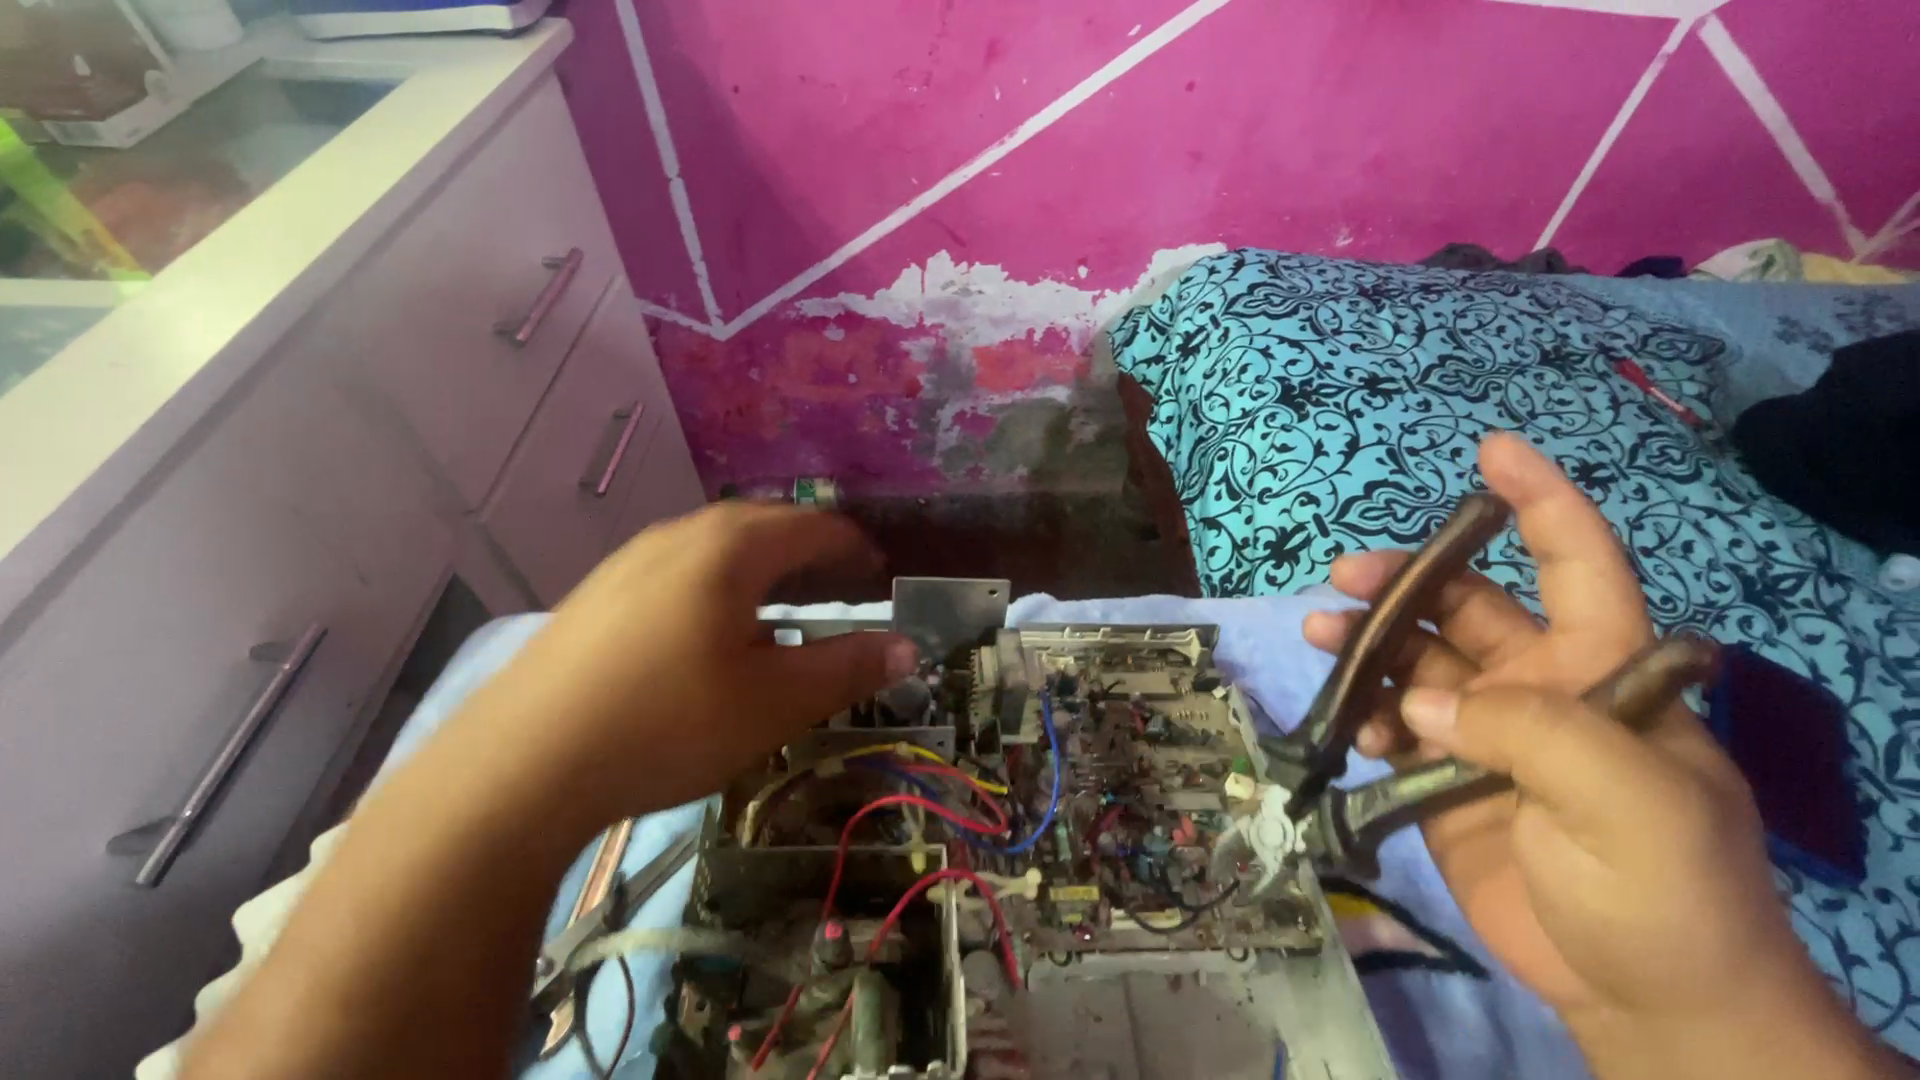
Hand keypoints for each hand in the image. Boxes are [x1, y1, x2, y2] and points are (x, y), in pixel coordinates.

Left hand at [467, 502, 918, 822]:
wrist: (520, 766)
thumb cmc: (669, 722)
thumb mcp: (775, 702)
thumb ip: (848, 668)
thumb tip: (908, 647)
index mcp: (731, 547)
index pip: (815, 526)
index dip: (857, 549)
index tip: (882, 577)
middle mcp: (678, 535)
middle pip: (764, 527)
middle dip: (812, 556)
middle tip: (843, 594)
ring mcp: (628, 562)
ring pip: (715, 550)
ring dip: (763, 572)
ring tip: (783, 613)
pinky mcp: (596, 596)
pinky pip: (678, 573)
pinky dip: (717, 589)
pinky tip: (710, 637)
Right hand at [1303, 433, 1893, 1077]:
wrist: (1644, 999)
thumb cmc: (1667, 892)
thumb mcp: (1627, 800)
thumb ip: (1527, 732)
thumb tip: (1415, 704)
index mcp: (1602, 672)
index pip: (1578, 566)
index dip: (1540, 502)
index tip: (1489, 451)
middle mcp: (1540, 689)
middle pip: (1463, 608)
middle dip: (1406, 583)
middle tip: (1345, 579)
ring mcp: (1487, 734)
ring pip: (1413, 664)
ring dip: (1368, 647)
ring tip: (1322, 639)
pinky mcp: (1442, 779)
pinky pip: (1391, 728)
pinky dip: (1363, 720)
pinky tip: (1350, 732)